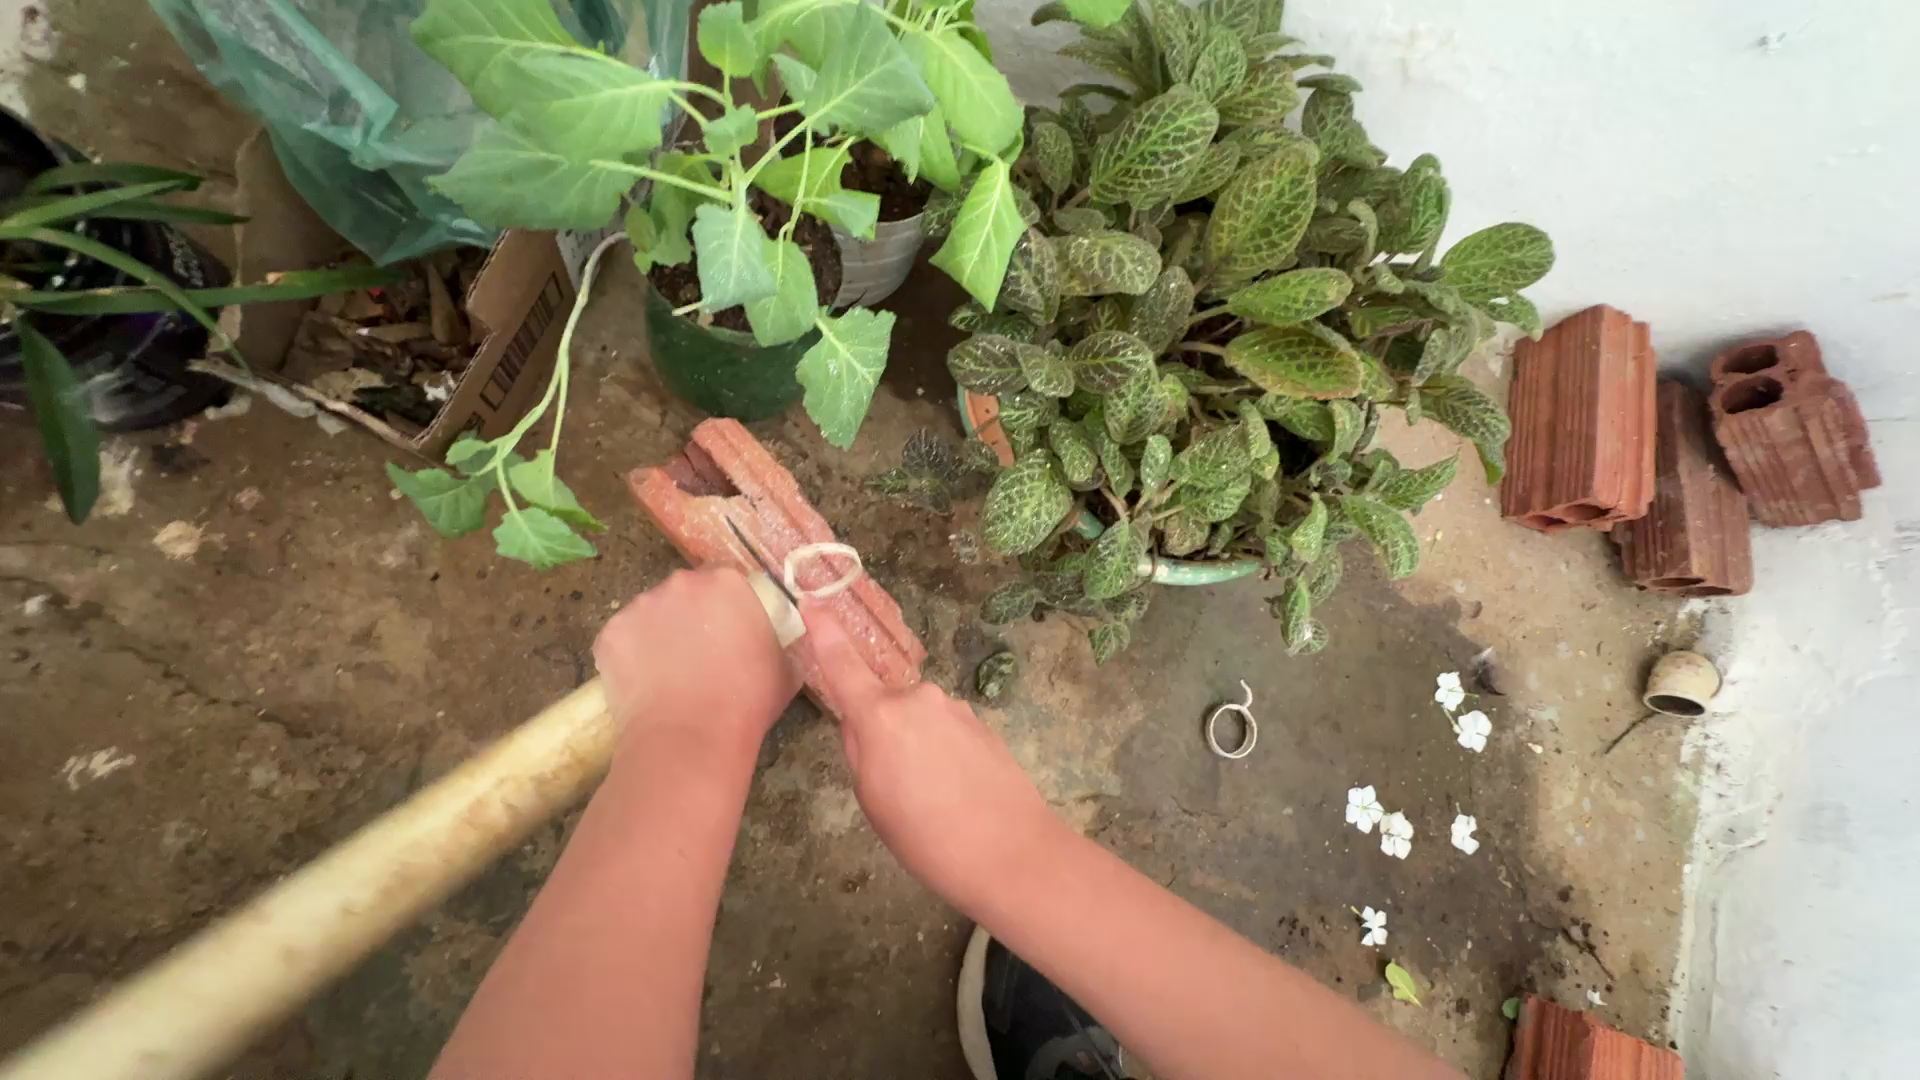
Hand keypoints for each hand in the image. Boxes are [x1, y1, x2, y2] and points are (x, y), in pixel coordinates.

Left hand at [593, 567, 799, 753]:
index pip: (727, 581)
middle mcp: (682, 584)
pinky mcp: (610, 634)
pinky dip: (631, 655)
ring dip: (660, 632)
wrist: (690, 739)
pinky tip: (645, 683)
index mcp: (728, 584)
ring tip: (669, 671)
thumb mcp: (784, 666)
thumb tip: (769, 642)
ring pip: (652, 613)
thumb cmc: (747, 702)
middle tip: (700, 652)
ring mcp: (641, 607)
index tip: (730, 630)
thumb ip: (774, 641)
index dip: (727, 606)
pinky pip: (623, 638)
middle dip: (691, 614)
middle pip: (686, 591)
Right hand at [802, 603, 1065, 911]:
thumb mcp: (873, 801)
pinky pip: (945, 731)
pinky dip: (943, 755)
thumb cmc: (927, 838)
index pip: (843, 666)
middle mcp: (919, 697)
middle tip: (896, 788)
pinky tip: (959, 793)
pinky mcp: (982, 722)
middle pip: (884, 705)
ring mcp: (955, 707)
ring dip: (916, 747)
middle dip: (882, 734)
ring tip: (933, 799)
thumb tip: (865, 726)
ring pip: (917, 720)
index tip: (811, 603)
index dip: (824, 634)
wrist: (1011, 852)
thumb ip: (861, 751)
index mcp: (881, 715)